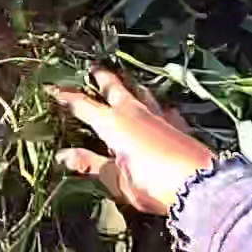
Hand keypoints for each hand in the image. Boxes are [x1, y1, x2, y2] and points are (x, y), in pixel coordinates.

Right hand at [49, 68, 214, 213]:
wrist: (200, 185)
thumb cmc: (150, 183)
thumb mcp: (114, 179)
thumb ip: (90, 164)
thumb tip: (62, 155)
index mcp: (112, 123)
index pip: (82, 105)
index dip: (65, 96)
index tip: (51, 87)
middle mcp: (133, 112)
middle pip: (114, 87)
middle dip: (101, 76)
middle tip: (93, 66)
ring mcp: (159, 115)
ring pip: (140, 91)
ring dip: (130, 84)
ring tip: (126, 80)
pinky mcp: (179, 124)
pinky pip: (164, 108)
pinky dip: (157, 106)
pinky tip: (162, 109)